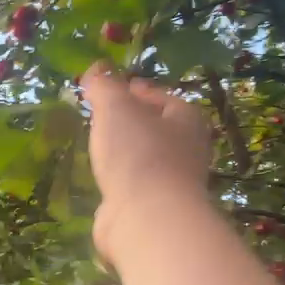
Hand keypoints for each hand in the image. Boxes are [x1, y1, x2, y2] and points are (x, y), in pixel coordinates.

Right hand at [80, 62, 213, 266]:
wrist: (148, 217)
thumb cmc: (137, 154)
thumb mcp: (116, 108)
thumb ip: (104, 85)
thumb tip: (96, 66)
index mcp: (186, 118)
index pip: (160, 96)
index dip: (134, 90)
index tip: (107, 90)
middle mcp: (187, 147)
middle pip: (156, 126)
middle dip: (131, 120)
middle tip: (100, 116)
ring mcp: (173, 179)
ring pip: (146, 155)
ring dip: (125, 150)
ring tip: (97, 145)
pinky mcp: (155, 205)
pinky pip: (135, 181)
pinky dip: (120, 176)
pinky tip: (102, 176)